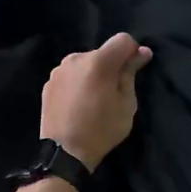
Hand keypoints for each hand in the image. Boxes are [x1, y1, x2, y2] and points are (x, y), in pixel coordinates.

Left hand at [39, 33, 151, 171]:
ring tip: (95, 100)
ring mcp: (59, 70)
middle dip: (112, 66)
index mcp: (98, 61)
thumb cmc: (102, 129)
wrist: (65, 152)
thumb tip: (141, 52)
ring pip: (85, 64)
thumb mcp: (126, 104)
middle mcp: (76, 58)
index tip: (135, 70)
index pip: (123, 39)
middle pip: (102, 52)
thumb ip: (131, 73)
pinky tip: (79, 104)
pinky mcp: (49, 83)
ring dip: (93, 74)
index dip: (133, 52)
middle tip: (114, 92)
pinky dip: (79, 83)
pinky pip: (71, 76)